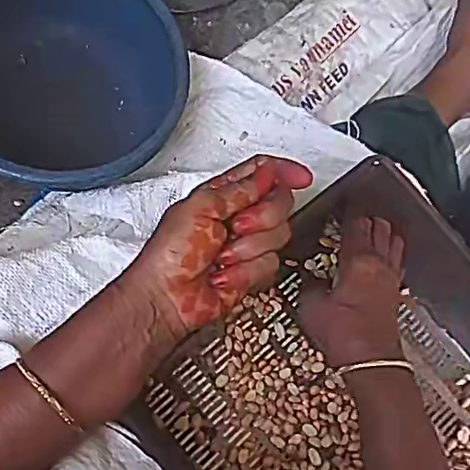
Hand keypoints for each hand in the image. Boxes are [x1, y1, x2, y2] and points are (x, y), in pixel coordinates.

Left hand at [123, 155, 313, 339]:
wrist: (167, 297)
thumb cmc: (170, 255)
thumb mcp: (200, 207)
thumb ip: (237, 189)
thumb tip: (267, 174)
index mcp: (222, 195)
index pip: (262, 173)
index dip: (283, 172)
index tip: (302, 178)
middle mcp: (237, 217)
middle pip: (279, 203)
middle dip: (262, 216)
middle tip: (236, 227)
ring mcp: (246, 245)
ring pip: (278, 236)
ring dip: (248, 248)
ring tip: (222, 256)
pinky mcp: (250, 271)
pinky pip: (269, 264)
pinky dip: (245, 272)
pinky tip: (225, 274)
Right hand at [298, 215, 406, 367]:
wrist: (370, 362)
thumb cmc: (344, 336)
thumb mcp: (311, 308)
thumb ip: (309, 285)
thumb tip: (307, 277)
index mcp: (358, 261)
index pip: (356, 223)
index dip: (350, 209)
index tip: (344, 200)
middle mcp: (379, 264)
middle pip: (379, 226)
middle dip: (367, 215)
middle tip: (355, 209)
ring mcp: (391, 277)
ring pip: (393, 240)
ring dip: (383, 228)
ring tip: (374, 223)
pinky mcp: (395, 292)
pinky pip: (397, 259)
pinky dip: (392, 248)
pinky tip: (387, 252)